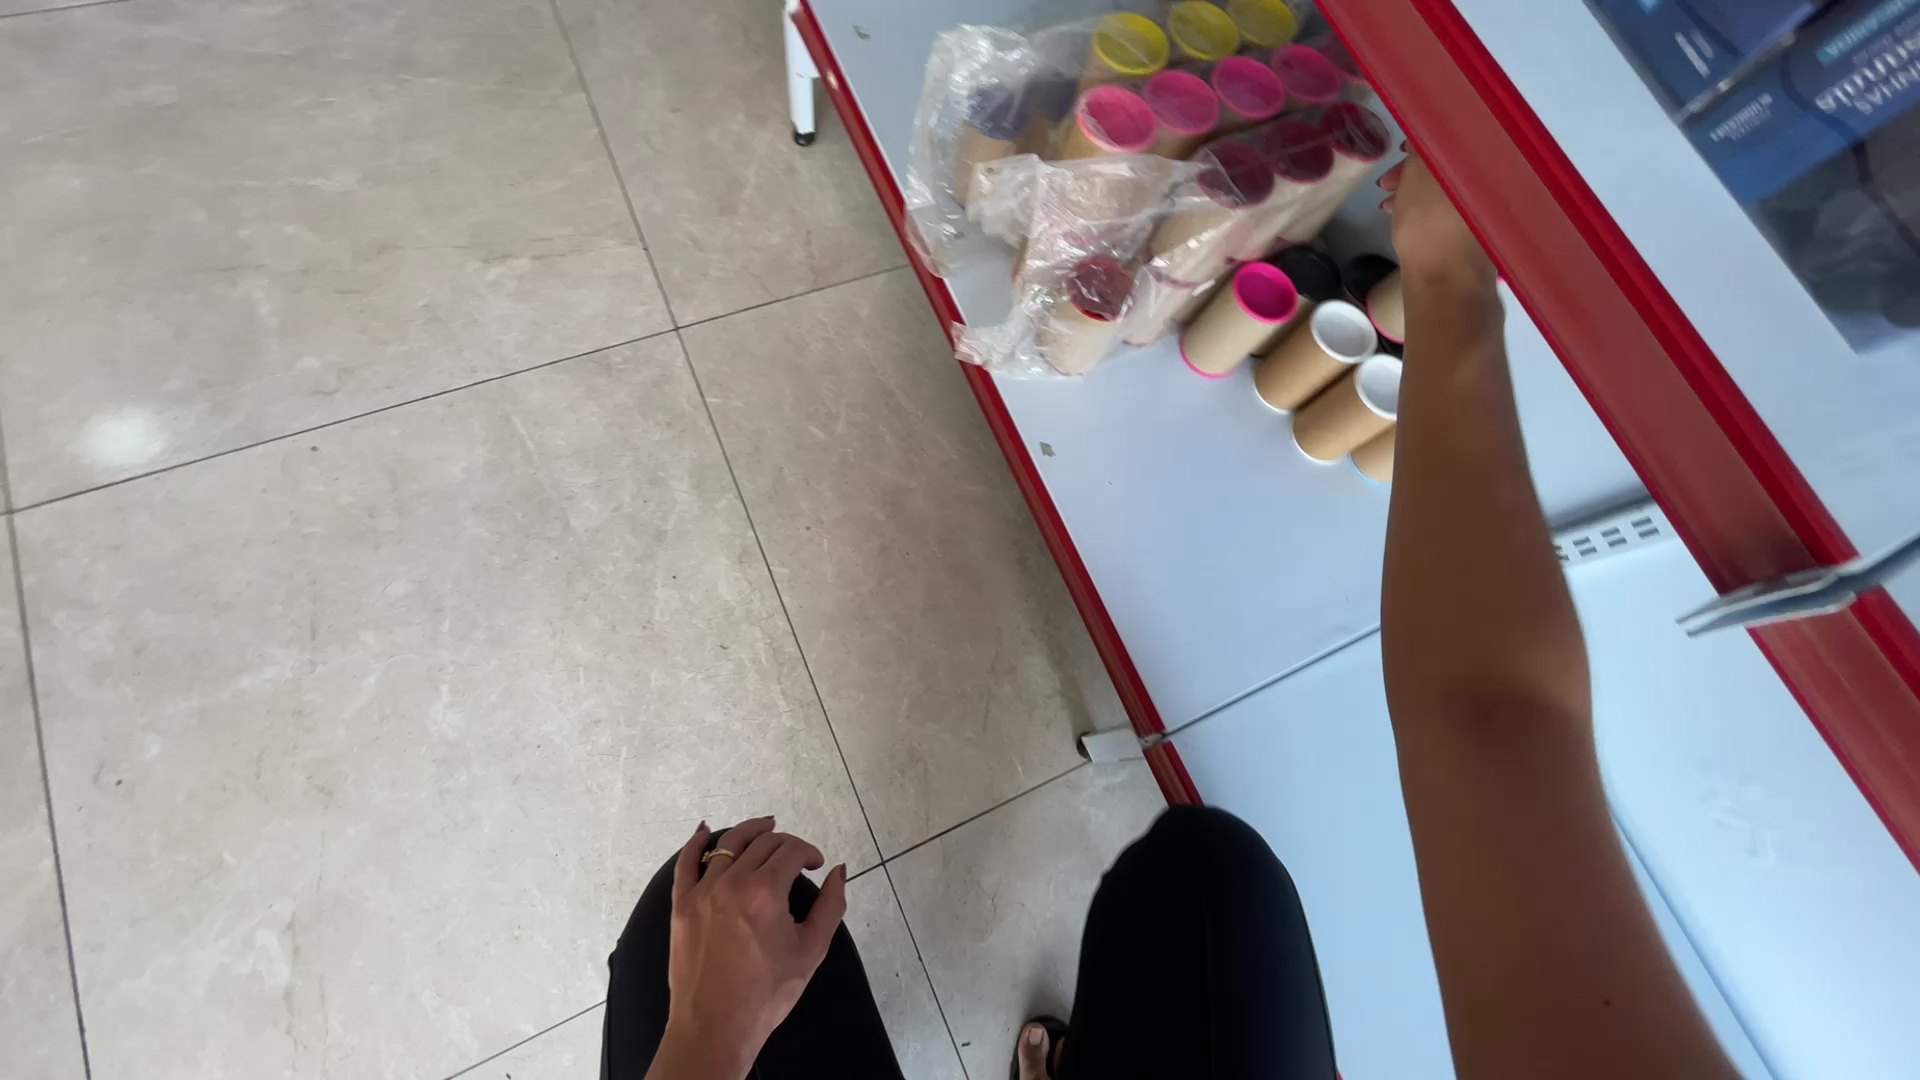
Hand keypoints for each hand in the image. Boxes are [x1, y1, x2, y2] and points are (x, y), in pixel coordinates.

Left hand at [648, 817, 847, 1079]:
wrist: (713, 1030)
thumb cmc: (766, 994)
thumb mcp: (810, 951)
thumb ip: (831, 905)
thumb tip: (839, 870)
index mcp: (765, 892)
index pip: (792, 849)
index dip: (809, 851)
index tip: (816, 865)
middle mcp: (732, 882)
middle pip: (763, 841)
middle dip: (786, 843)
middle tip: (796, 858)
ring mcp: (702, 892)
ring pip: (729, 843)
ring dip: (751, 830)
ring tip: (765, 826)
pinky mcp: (681, 905)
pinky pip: (685, 863)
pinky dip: (695, 842)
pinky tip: (705, 830)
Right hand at [1379, 147, 1496, 294]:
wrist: (1445, 279)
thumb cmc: (1429, 224)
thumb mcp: (1417, 176)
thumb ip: (1422, 148)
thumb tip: (1426, 132)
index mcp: (1488, 157)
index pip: (1459, 134)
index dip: (1426, 138)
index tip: (1401, 150)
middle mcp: (1496, 177)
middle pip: (1453, 161)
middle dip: (1417, 168)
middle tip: (1388, 182)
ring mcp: (1490, 204)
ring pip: (1449, 185)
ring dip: (1417, 189)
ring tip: (1389, 204)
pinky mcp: (1480, 226)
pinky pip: (1451, 205)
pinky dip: (1429, 206)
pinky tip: (1406, 218)